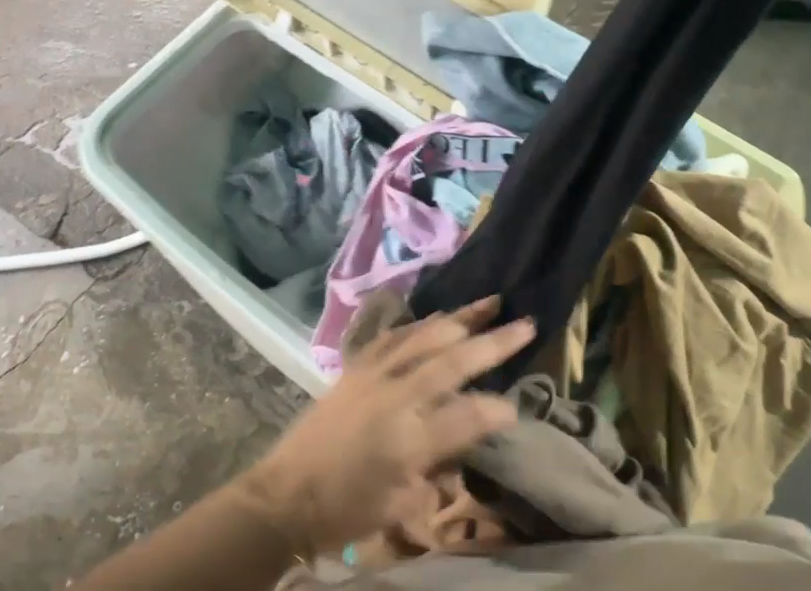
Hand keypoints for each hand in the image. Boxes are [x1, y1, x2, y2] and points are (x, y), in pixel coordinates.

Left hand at [234, 298, 534, 554]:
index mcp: (409, 439)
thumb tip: (467, 443)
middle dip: (493, 342)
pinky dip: (423, 323)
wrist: (283, 495)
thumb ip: (437, 470)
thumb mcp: (400, 505)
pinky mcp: (356, 367)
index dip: (496, 409)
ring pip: (426, 335)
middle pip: (452, 360)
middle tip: (527, 323)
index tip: (517, 406)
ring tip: (491, 301)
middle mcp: (395, 396)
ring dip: (461, 317)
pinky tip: (439, 317)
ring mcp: (374, 375)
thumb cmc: (345, 509)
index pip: (467, 415)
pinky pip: (396, 335)